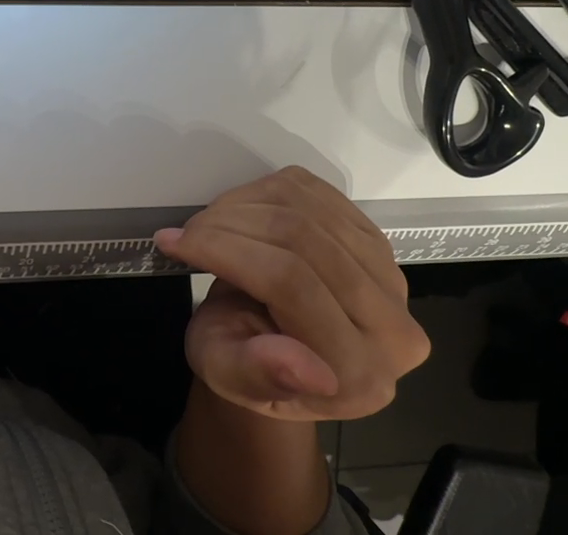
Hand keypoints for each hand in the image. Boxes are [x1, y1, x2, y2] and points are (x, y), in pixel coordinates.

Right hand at [156, 167, 428, 421]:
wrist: (267, 351)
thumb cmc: (240, 363)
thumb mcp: (226, 376)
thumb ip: (257, 375)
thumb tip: (305, 369)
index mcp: (359, 375)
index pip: (290, 283)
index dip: (224, 250)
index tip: (173, 241)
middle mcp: (395, 328)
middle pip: (302, 238)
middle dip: (227, 222)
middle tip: (186, 231)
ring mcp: (392, 278)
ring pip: (307, 208)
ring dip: (241, 203)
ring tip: (207, 224)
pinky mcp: (377, 243)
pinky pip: (316, 193)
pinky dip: (264, 191)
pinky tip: (239, 213)